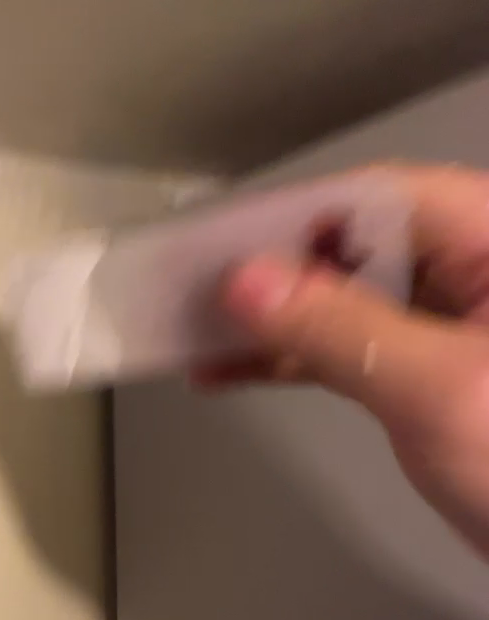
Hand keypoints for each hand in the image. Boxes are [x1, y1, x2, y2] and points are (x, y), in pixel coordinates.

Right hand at [199, 164, 488, 555]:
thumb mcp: (434, 387)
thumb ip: (338, 329)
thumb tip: (248, 283)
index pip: (390, 200)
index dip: (299, 214)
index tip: (218, 245)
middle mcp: (487, 280)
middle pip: (359, 248)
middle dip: (270, 272)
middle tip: (194, 294)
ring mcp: (458, 329)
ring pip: (340, 302)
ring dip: (263, 322)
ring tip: (192, 337)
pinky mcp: (427, 374)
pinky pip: (341, 349)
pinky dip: (280, 360)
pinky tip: (225, 373)